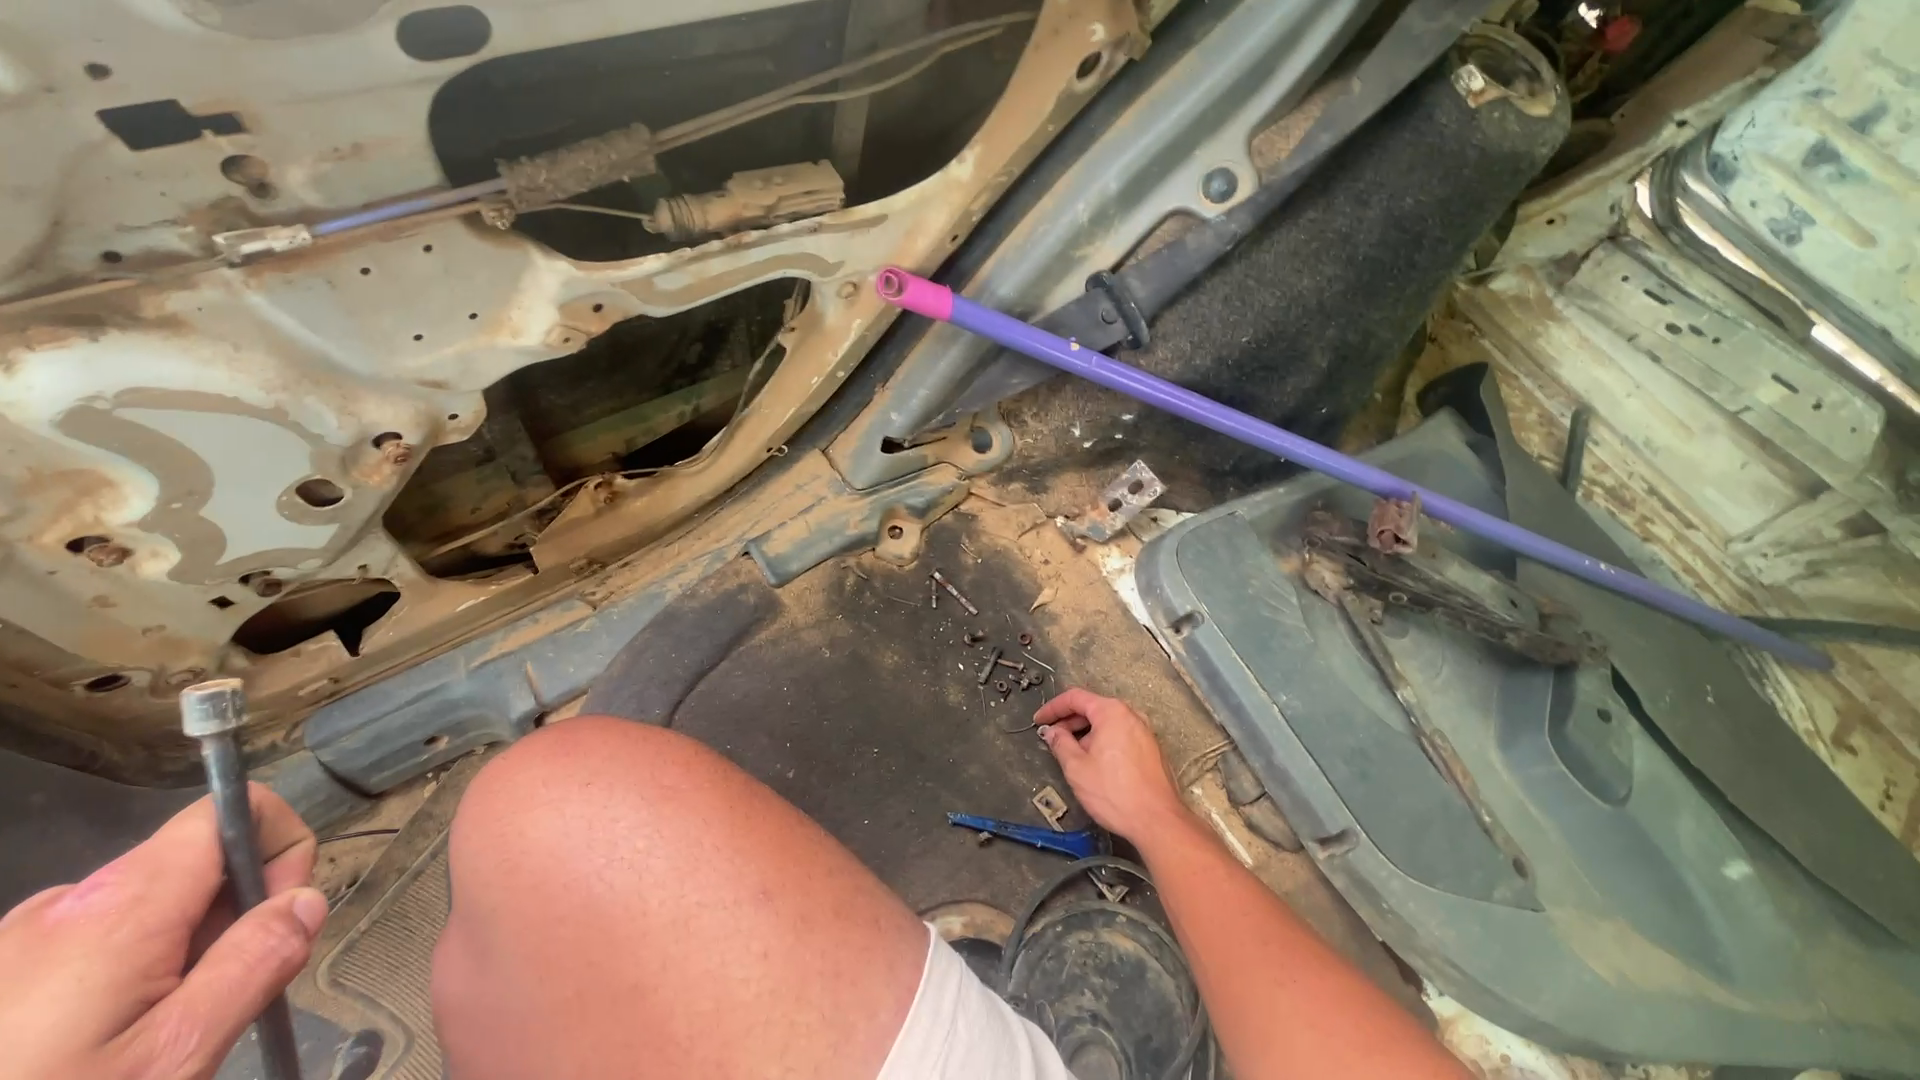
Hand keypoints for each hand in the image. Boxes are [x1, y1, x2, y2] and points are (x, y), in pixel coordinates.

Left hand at [0, 784, 327, 1079]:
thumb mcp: (173, 1057)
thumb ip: (252, 965)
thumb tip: (305, 900)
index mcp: (122, 904)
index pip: (231, 810)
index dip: (279, 850)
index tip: (278, 923)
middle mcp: (68, 901)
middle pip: (197, 864)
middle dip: (235, 916)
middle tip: (222, 1001)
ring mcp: (17, 938)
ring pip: (150, 908)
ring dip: (183, 951)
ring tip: (155, 1035)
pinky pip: (95, 943)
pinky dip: (129, 974)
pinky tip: (103, 1043)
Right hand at [1034, 688, 1191, 842]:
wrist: (1157, 821)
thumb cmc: (1117, 794)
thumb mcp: (1076, 768)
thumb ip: (1060, 744)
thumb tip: (1053, 732)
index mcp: (1112, 713)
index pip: (1075, 697)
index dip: (1053, 708)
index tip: (1040, 720)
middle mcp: (1131, 716)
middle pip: (1093, 708)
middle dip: (1069, 721)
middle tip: (1052, 737)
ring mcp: (1144, 732)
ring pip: (1107, 723)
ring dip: (1086, 733)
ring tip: (1071, 753)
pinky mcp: (1151, 749)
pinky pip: (1121, 736)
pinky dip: (1103, 742)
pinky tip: (1094, 763)